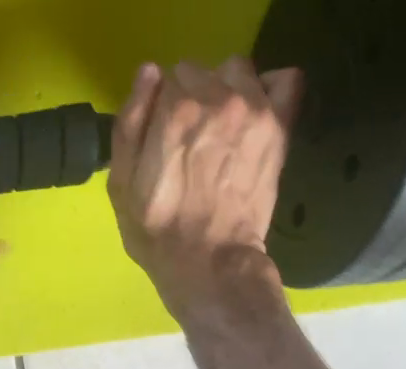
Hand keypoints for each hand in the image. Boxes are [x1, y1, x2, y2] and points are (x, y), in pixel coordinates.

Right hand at [107, 59, 304, 326]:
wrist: (209, 261)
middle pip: (200, 72)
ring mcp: (255, 109)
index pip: (165, 78)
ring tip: (217, 127)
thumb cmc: (155, 230)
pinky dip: (269, 89)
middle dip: (189, 96)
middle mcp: (218, 99)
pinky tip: (253, 115)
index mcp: (174, 112)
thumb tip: (148, 75)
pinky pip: (284, 79)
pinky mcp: (280, 124)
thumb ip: (130, 124)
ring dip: (224, 90)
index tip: (157, 136)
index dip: (158, 107)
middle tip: (185, 138)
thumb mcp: (121, 184)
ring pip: (236, 71)